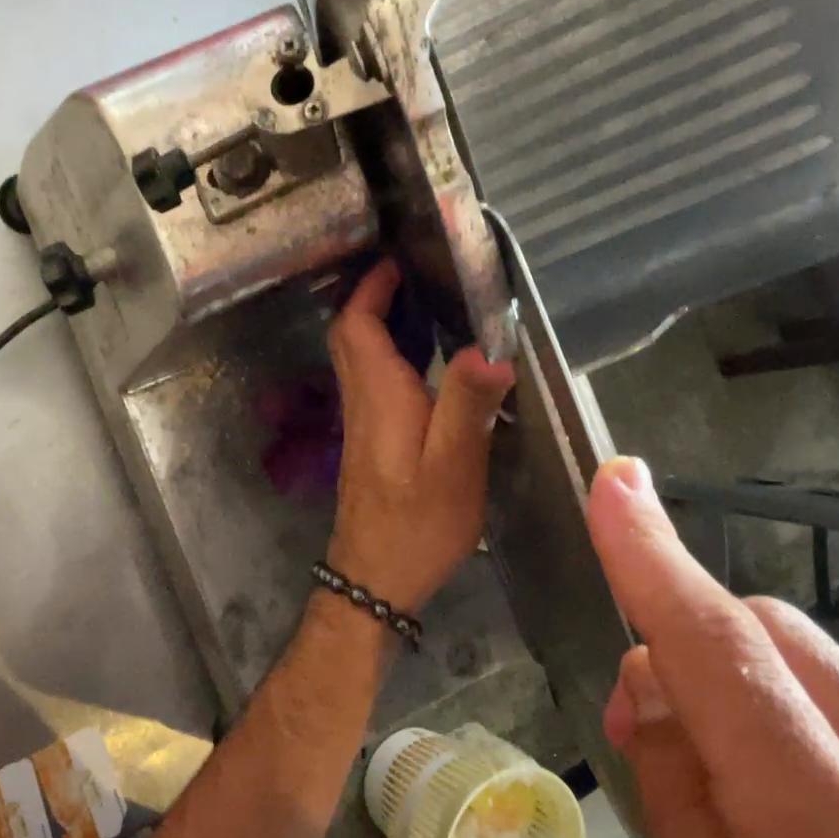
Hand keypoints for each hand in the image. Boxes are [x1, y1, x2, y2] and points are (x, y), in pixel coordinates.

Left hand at [324, 260, 514, 613]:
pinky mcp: (371, 442)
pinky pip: (373, 381)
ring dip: (382, 324)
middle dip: (374, 297)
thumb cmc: (417, 526)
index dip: (372, 288)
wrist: (374, 578)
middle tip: (418, 276)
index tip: (400, 259)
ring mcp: (362, 423)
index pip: (357, 325)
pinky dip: (392, 355)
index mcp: (379, 397)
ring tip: (431, 305)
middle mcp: (362, 402)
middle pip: (350, 336)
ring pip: (358, 358)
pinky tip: (430, 363)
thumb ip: (467, 406)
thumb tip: (488, 347)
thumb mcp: (453, 467)